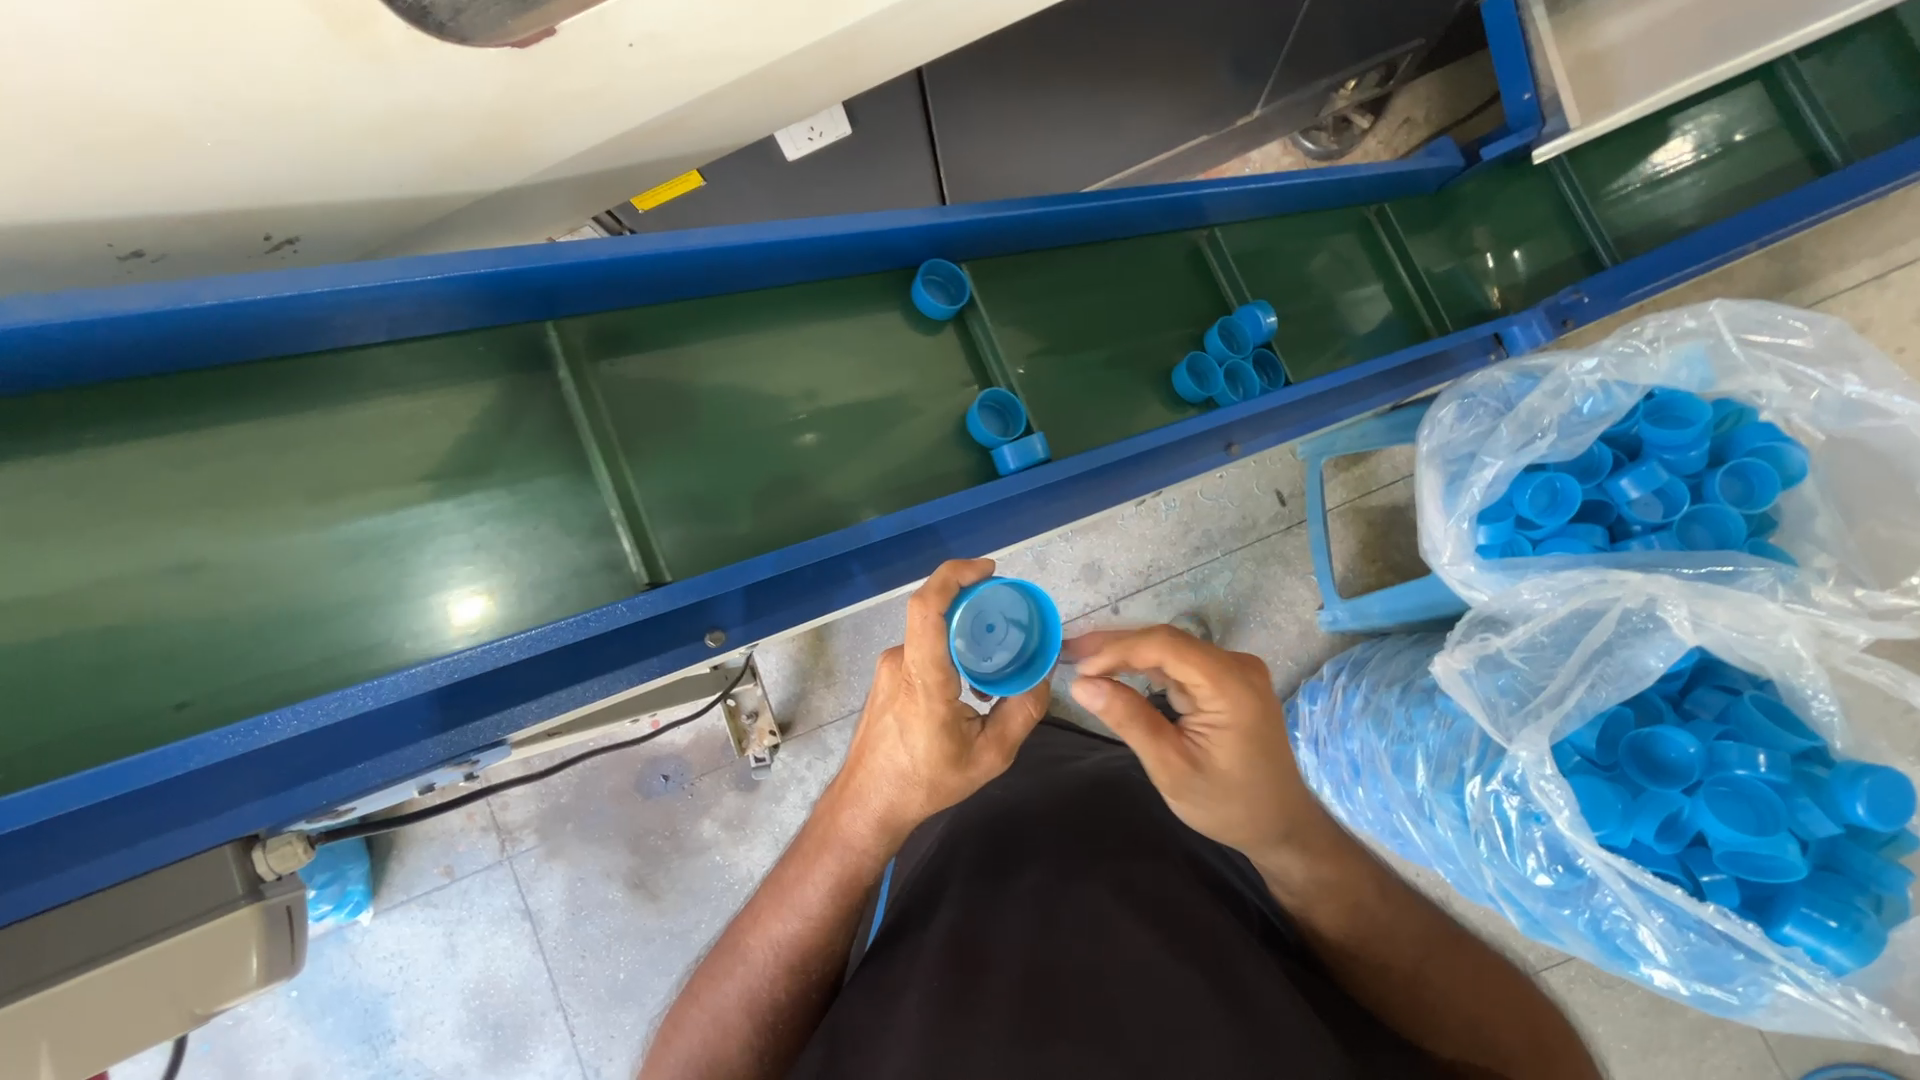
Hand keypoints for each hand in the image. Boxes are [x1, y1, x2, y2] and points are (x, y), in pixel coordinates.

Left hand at [827, 558, 1050, 845]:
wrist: (868, 802)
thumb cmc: (925, 781)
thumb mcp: (990, 756)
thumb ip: (1023, 712)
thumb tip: (1044, 675)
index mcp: (924, 678)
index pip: (928, 607)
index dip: (955, 575)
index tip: (988, 570)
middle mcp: (901, 662)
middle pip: (938, 614)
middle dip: (977, 608)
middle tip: (1011, 623)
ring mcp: (888, 667)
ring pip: (933, 636)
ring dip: (964, 640)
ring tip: (994, 669)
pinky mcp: (885, 677)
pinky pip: (923, 650)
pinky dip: (949, 655)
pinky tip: (969, 687)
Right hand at [1063, 625, 1333, 861]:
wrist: (1280, 826)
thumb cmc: (1227, 804)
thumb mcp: (1170, 767)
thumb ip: (1128, 719)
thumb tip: (1082, 684)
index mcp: (1230, 684)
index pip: (1164, 645)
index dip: (1117, 650)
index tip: (1079, 668)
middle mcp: (1236, 665)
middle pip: (1166, 641)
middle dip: (1116, 646)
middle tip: (1069, 654)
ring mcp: (1234, 671)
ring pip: (1170, 650)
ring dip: (1127, 655)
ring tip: (1083, 662)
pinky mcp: (1227, 682)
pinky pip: (1180, 664)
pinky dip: (1145, 668)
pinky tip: (1115, 672)